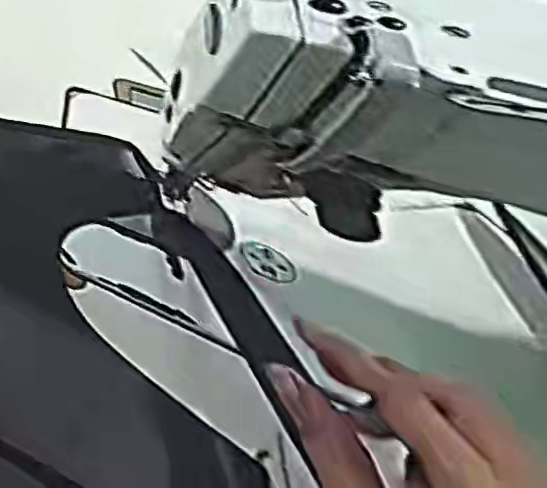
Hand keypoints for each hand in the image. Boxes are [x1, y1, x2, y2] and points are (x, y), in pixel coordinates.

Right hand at [271, 324, 542, 487]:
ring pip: (484, 421)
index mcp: (471, 484)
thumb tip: (289, 383)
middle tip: (333, 365)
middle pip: (457, 398)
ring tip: (368, 411)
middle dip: (389, 374)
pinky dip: (449, 433)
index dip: (349, 357)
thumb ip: (328, 446)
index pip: (406, 395)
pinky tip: (414, 449)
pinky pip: (502, 452)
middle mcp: (518, 485)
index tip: (309, 335)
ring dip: (419, 402)